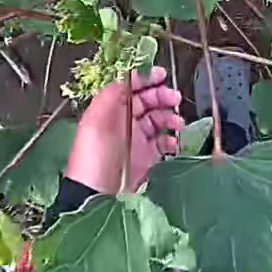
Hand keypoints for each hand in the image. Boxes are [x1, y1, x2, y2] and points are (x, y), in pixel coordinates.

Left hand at [63, 67, 184, 193]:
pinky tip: (173, 141)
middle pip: (146, 101)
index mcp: (110, 110)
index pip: (129, 87)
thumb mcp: (95, 122)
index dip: (145, 78)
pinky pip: (163, 142)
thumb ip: (110, 95)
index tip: (162, 75)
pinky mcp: (146, 157)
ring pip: (157, 119)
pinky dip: (170, 138)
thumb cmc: (95, 157)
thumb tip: (126, 76)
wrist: (98, 196)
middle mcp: (123, 122)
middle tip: (175, 97)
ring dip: (169, 116)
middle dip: (162, 96)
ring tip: (177, 121)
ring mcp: (136, 140)